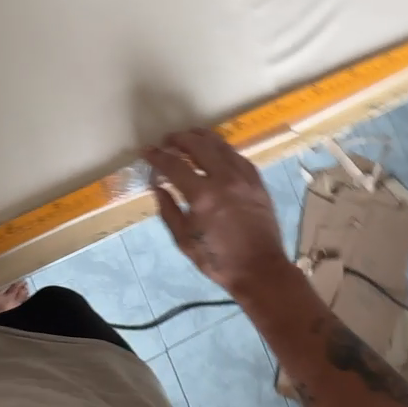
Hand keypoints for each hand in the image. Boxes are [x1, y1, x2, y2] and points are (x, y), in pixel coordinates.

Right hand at [144, 128, 299, 296]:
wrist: (261, 270)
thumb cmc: (218, 259)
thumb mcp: (184, 239)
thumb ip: (168, 210)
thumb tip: (157, 186)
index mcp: (203, 196)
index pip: (174, 165)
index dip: (157, 156)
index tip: (147, 151)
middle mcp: (224, 179)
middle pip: (198, 145)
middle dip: (179, 139)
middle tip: (167, 141)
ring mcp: (244, 178)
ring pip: (221, 145)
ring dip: (202, 137)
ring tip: (189, 137)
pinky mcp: (257, 182)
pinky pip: (238, 156)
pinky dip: (222, 149)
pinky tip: (216, 151)